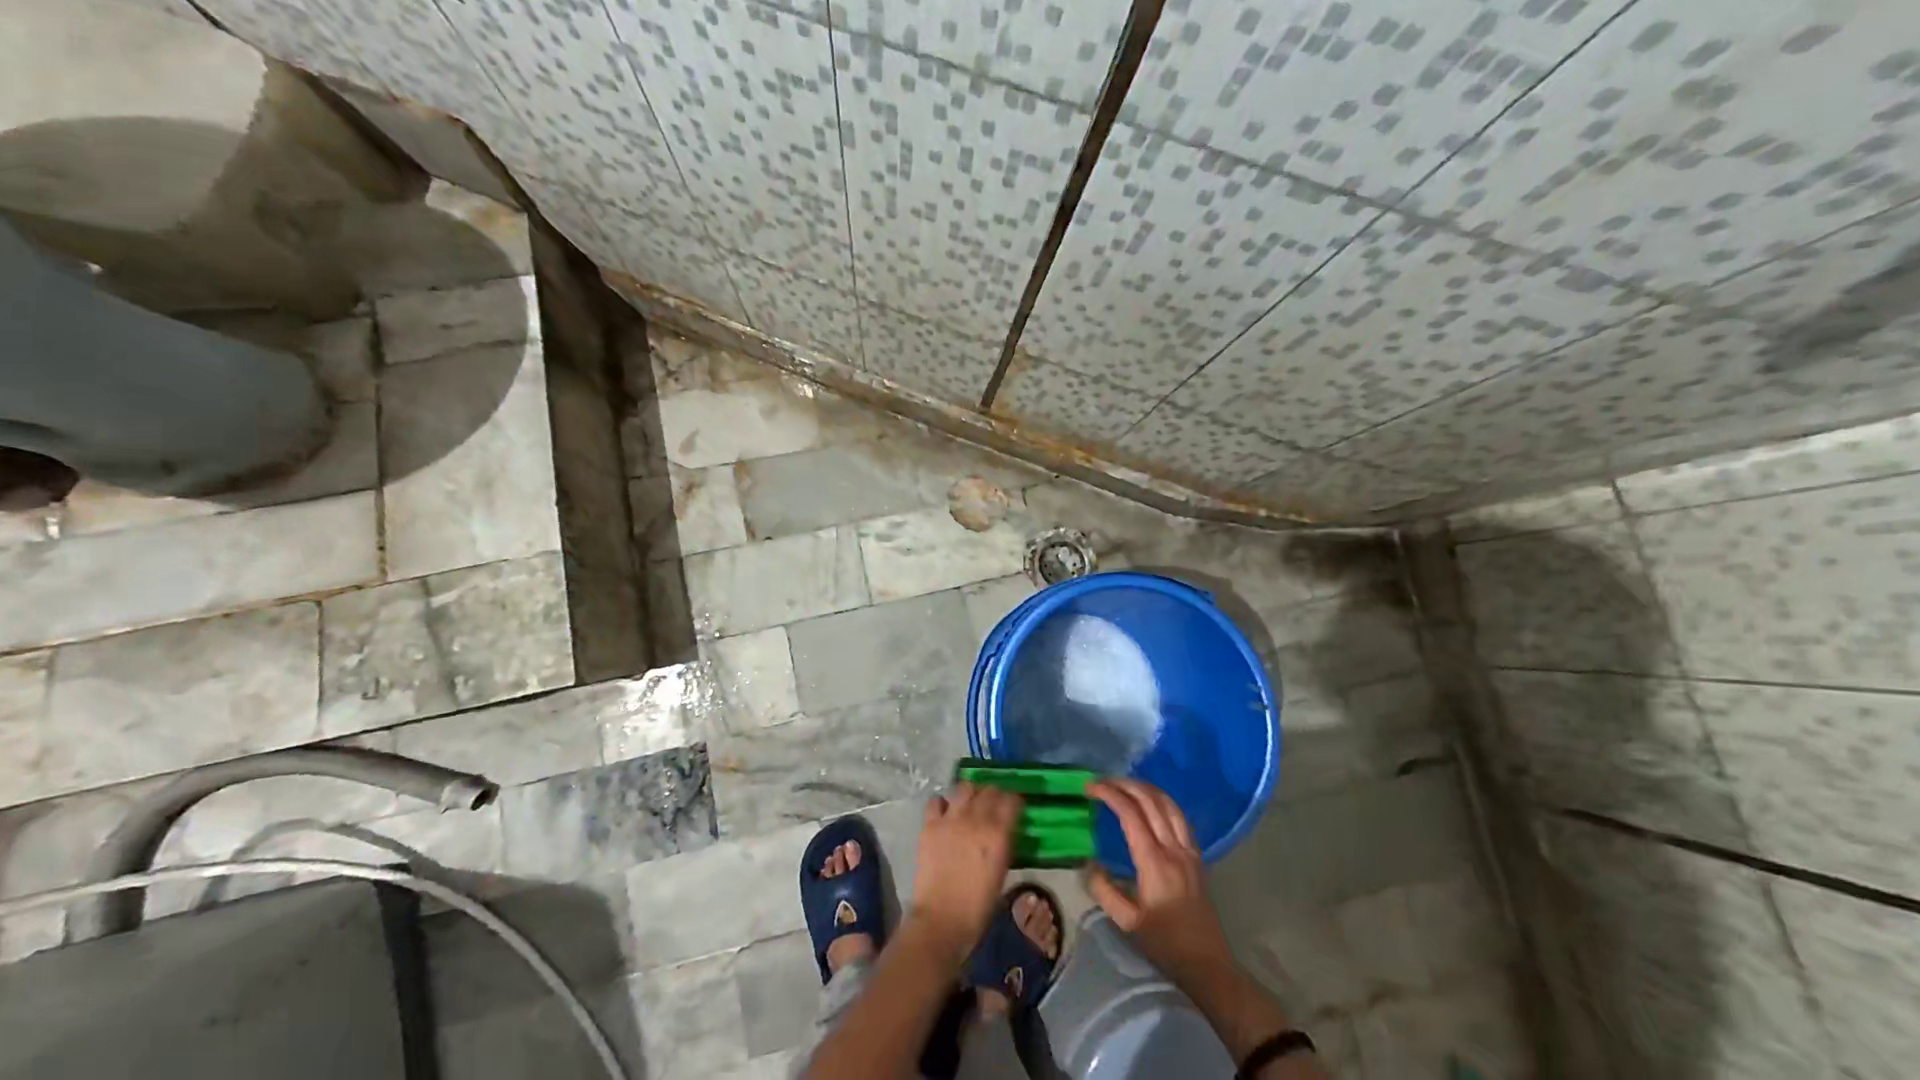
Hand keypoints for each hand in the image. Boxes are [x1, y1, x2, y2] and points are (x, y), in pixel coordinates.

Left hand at [908, 782, 1021, 958]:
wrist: (942, 919)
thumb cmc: (978, 905)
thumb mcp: (1001, 871)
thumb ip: (1003, 844)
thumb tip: (1004, 830)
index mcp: (998, 833)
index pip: (1011, 800)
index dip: (1014, 802)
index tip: (1014, 808)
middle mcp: (976, 819)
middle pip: (989, 790)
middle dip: (994, 795)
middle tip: (993, 806)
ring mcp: (950, 819)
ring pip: (964, 788)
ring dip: (970, 794)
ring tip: (969, 805)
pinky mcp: (930, 825)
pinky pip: (936, 801)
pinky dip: (943, 804)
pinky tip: (945, 815)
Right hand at [1086, 778, 1233, 983]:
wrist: (1207, 963)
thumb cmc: (1165, 944)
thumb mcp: (1126, 922)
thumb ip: (1104, 890)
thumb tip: (1088, 863)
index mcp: (1154, 862)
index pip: (1130, 814)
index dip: (1109, 794)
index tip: (1090, 788)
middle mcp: (1174, 848)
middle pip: (1151, 801)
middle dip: (1125, 784)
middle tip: (1102, 782)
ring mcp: (1189, 850)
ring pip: (1169, 804)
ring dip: (1145, 788)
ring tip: (1123, 785)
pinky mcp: (1197, 856)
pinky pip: (1180, 817)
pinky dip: (1162, 801)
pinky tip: (1151, 804)